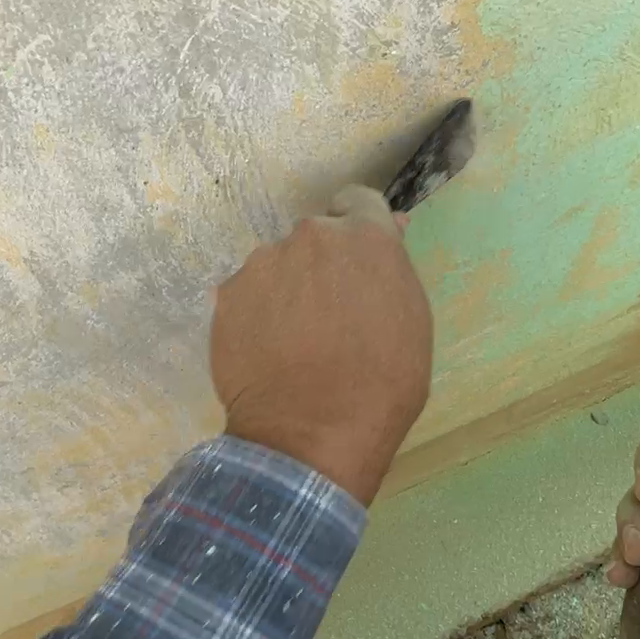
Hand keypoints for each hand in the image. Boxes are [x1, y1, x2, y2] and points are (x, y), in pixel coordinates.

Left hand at [210, 185, 431, 503]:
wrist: (311, 436)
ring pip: (279, 264)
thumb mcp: (412, 320)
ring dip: (287, 287)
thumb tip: (389, 228)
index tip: (357, 262)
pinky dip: (257, 313)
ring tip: (293, 340)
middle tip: (329, 315)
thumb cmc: (382, 384)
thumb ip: (393, 267)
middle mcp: (311, 235)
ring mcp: (263, 263)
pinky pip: (249, 292)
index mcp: (365, 236)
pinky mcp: (227, 294)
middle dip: (323, 263)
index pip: (358, 201)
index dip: (358, 228)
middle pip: (317, 237)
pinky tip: (266, 351)